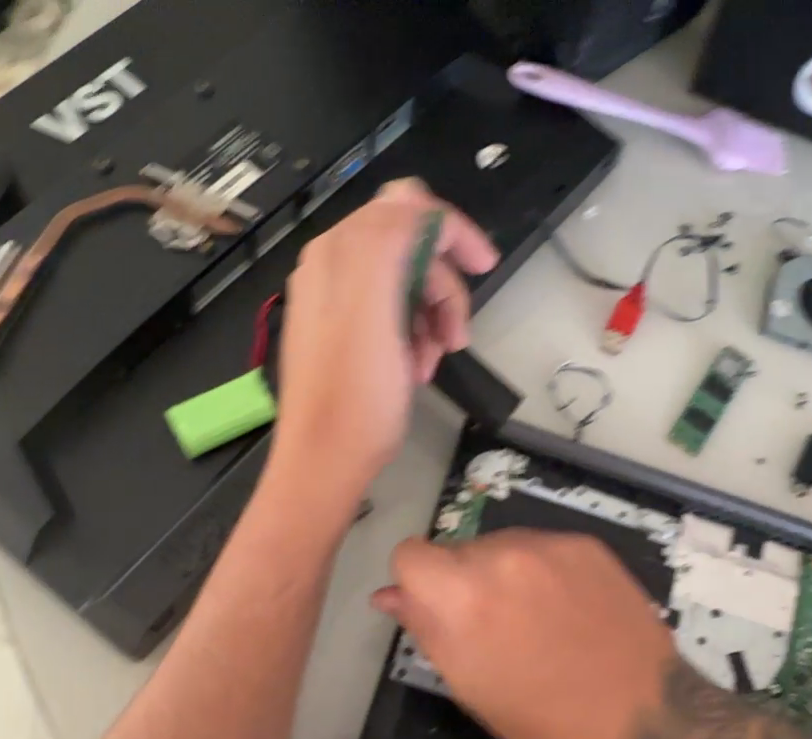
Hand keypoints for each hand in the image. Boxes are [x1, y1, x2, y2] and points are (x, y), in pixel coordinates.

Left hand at [271, 179, 498, 500]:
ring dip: (433, 318)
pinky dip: (415, 336)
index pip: (409, 209)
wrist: (325, 461)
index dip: (454, 231)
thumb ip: (393, 241)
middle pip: (413, 247)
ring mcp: (337, 299)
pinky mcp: (344, 331)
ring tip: (431, 362)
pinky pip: (395, 313)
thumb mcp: (376, 308)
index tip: (486, 267)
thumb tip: (418, 204)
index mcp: (339, 251)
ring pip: (409, 284)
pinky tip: (416, 368)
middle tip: (455, 337)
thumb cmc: (356, 395)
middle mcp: (334, 265)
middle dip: (443, 289)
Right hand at [372, 529, 676, 738]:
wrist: (641, 716)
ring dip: (504, 574)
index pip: (409, 554)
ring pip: (501, 546)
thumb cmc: (542, 717)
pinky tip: (569, 610)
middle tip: (494, 628)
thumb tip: (389, 595)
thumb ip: (425, 628)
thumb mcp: (468, 684)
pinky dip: (544, 572)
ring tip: (538, 621)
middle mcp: (501, 554)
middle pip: (458, 550)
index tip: (439, 611)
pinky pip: (543, 548)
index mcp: (461, 595)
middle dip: (464, 581)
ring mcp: (549, 545)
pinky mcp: (587, 543)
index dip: (417, 583)